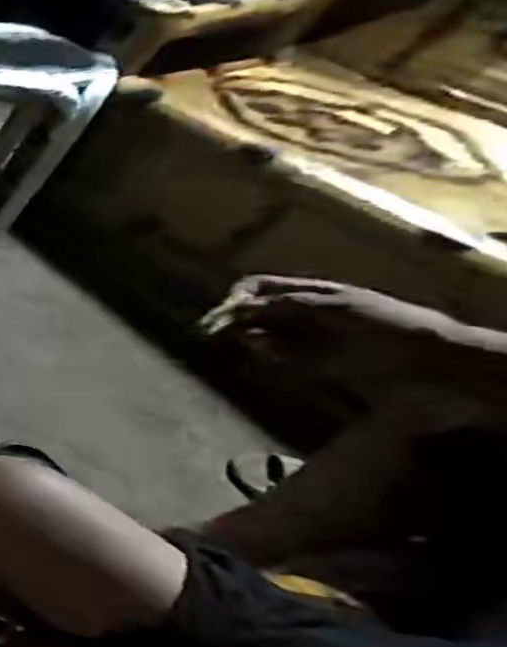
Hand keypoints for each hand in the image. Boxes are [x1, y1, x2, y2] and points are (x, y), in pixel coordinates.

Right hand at [201, 275, 462, 387]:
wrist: (426, 353)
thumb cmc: (383, 320)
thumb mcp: (334, 304)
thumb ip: (287, 303)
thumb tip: (241, 305)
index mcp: (300, 293)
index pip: (253, 287)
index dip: (236, 295)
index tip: (230, 309)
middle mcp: (291, 312)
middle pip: (247, 311)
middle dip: (232, 320)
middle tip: (220, 332)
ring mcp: (296, 336)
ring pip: (254, 334)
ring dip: (251, 339)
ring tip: (264, 346)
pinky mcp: (302, 359)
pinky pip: (271, 355)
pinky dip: (268, 355)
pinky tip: (280, 357)